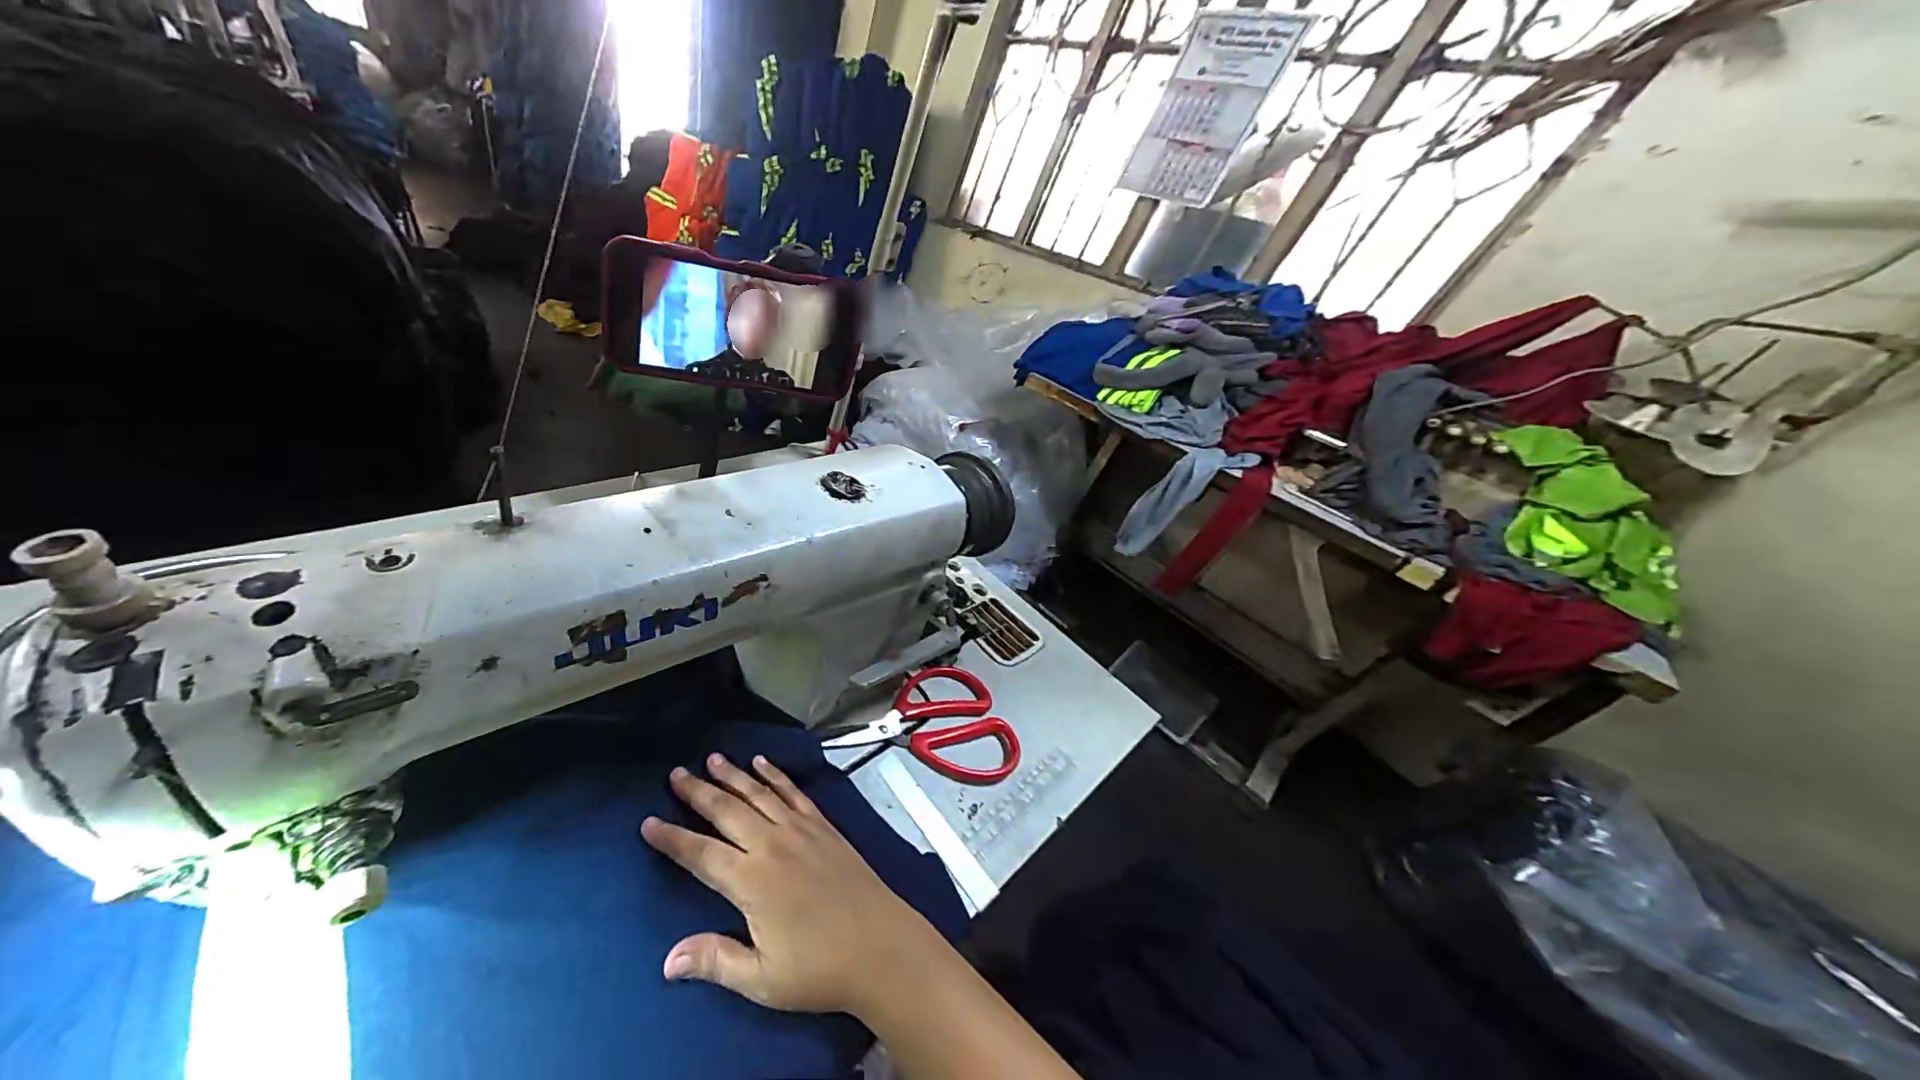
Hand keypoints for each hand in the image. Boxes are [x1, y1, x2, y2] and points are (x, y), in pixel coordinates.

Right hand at [641, 754, 946, 1015]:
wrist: (882, 945)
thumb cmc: (820, 968)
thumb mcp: (762, 978)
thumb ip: (715, 960)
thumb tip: (667, 960)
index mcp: (752, 881)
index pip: (701, 854)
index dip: (672, 838)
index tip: (649, 822)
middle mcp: (774, 845)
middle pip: (728, 811)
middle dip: (698, 792)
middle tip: (675, 774)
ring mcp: (802, 831)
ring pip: (759, 794)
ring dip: (734, 775)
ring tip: (713, 759)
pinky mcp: (825, 827)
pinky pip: (794, 793)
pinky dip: (776, 776)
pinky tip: (764, 764)